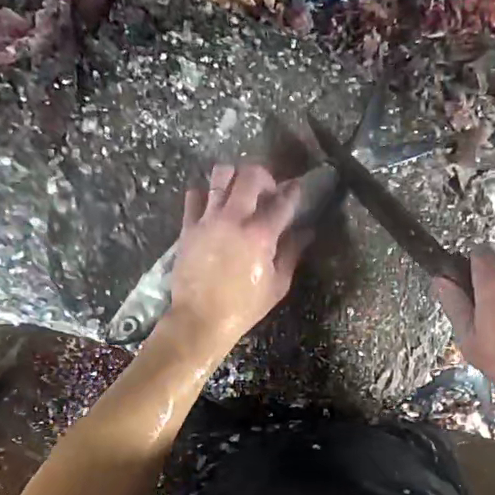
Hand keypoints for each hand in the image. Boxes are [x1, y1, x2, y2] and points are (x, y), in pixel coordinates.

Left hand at [167, 163, 306, 354]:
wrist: (201, 319)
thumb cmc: (244, 306)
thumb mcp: (278, 284)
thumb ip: (292, 252)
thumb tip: (306, 232)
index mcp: (260, 235)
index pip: (283, 200)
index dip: (293, 191)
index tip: (297, 188)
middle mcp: (234, 219)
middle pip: (250, 175)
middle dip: (264, 176)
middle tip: (267, 190)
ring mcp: (208, 220)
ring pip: (220, 176)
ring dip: (234, 177)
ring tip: (239, 191)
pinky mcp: (188, 227)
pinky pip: (194, 196)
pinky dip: (205, 195)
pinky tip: (213, 206)